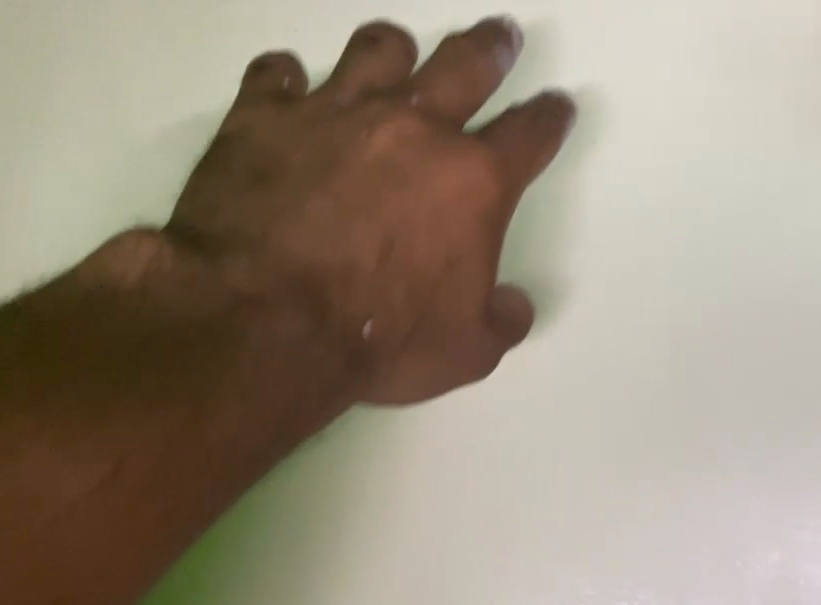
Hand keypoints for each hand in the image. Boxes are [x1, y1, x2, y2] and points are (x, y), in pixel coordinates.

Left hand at [152, 16, 575, 405]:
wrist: (267, 322)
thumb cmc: (383, 340)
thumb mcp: (469, 352)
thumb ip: (502, 321)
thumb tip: (511, 304)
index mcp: (474, 184)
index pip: (528, 136)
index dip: (548, 120)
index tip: (558, 106)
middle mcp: (413, 130)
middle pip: (465, 66)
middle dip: (491, 49)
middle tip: (502, 35)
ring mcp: (335, 113)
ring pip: (377, 51)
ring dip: (395, 49)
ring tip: (399, 49)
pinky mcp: (263, 117)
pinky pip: (278, 76)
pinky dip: (288, 79)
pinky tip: (290, 83)